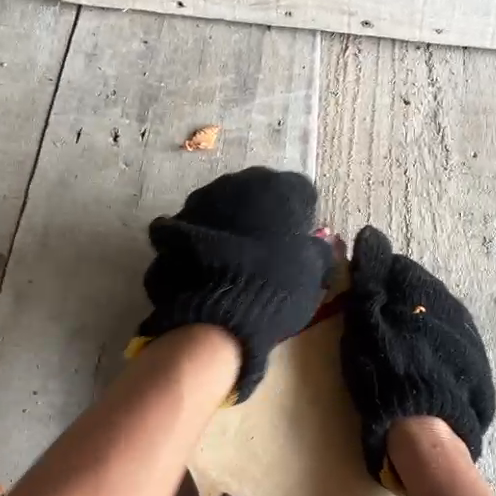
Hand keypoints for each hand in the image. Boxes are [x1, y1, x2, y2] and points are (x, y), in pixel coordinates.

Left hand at [138, 167, 334, 401]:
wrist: (217, 313)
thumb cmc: (277, 289)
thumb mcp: (312, 273)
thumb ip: (317, 250)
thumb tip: (320, 241)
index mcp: (281, 188)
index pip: (299, 192)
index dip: (299, 217)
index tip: (296, 241)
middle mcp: (241, 182)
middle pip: (255, 193)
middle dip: (259, 215)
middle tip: (262, 249)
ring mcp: (202, 199)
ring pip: (221, 205)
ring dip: (226, 223)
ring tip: (229, 258)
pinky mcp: (175, 221)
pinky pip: (193, 226)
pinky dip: (198, 238)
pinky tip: (201, 264)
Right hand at [342, 226, 495, 490]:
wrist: (425, 425)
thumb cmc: (385, 368)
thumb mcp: (364, 318)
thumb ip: (369, 276)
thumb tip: (371, 234)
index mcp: (423, 287)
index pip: (396, 269)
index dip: (376, 284)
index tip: (362, 302)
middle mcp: (451, 304)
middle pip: (420, 295)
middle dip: (401, 305)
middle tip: (378, 328)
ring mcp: (468, 336)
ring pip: (438, 322)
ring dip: (421, 329)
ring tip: (401, 353)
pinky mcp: (477, 366)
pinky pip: (451, 349)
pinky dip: (436, 353)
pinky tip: (423, 371)